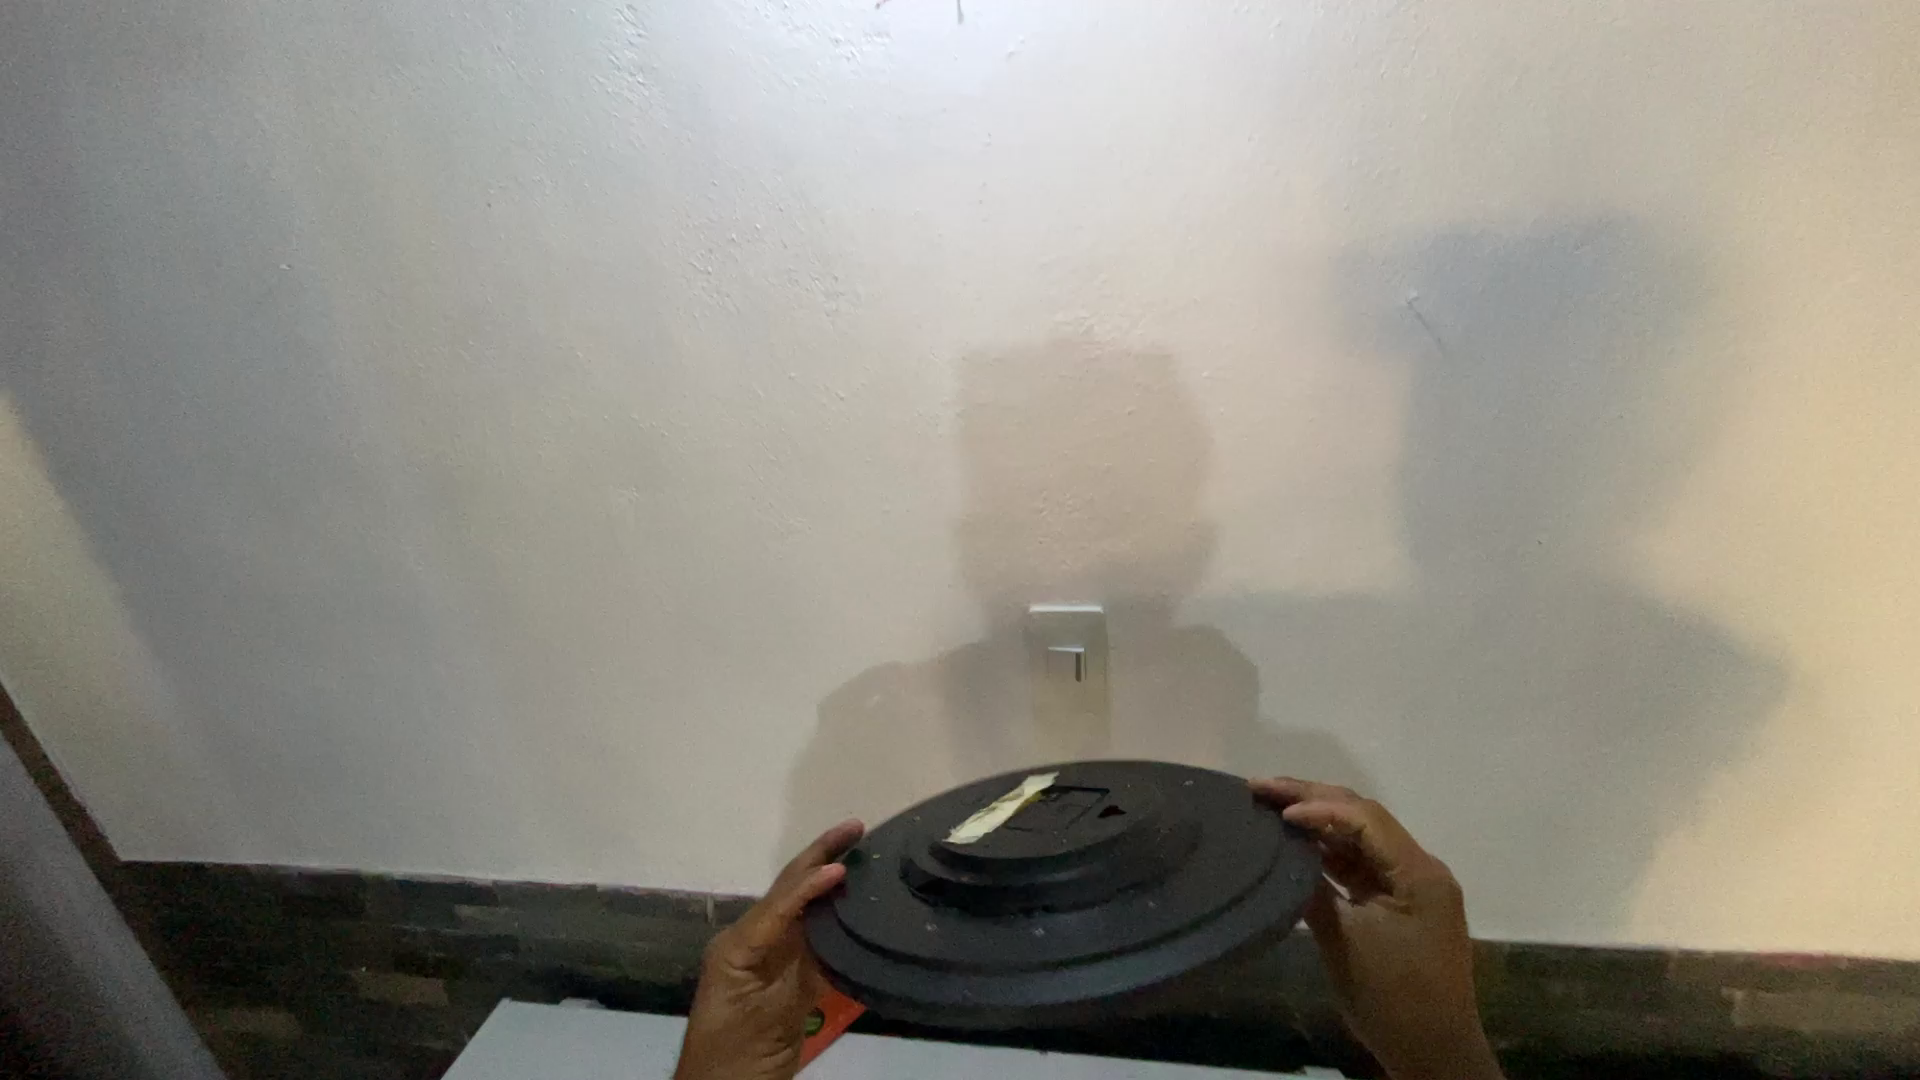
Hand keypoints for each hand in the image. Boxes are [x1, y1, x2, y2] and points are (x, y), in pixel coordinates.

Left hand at [674, 820, 864, 1079]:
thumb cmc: (736, 1061)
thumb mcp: (771, 1019)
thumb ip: (806, 972)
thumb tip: (840, 930)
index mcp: (737, 946)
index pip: (780, 903)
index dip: (813, 881)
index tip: (846, 864)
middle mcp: (750, 940)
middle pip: (788, 888)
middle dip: (820, 855)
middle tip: (856, 827)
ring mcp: (765, 956)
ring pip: (799, 904)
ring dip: (827, 875)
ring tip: (859, 850)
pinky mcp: (780, 974)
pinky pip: (808, 931)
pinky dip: (830, 909)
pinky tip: (853, 897)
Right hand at [1251, 779, 1501, 1079]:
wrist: (1433, 1057)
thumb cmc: (1392, 998)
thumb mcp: (1345, 939)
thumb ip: (1313, 886)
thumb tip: (1280, 848)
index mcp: (1419, 873)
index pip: (1364, 818)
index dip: (1317, 807)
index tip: (1275, 812)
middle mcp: (1419, 868)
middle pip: (1360, 816)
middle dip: (1310, 798)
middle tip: (1260, 788)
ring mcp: (1408, 884)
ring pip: (1357, 834)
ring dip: (1315, 818)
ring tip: (1268, 805)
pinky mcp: (1395, 900)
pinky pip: (1357, 860)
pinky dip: (1324, 847)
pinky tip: (1291, 841)